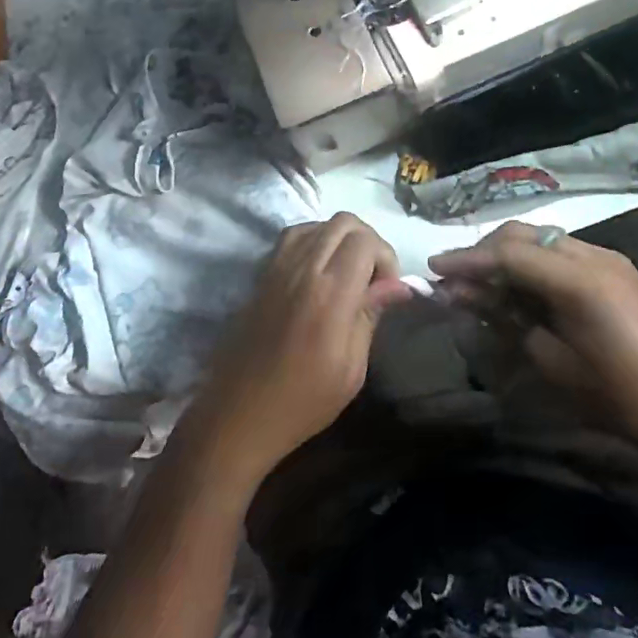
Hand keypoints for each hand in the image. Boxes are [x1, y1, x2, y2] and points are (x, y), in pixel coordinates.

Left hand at [181, 214, 413, 486]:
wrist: (238, 415)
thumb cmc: (302, 402)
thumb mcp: (351, 369)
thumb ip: (371, 314)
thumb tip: (399, 285)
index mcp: (329, 293)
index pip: (366, 241)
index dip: (386, 257)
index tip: (388, 289)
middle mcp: (302, 268)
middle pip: (343, 221)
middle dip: (368, 241)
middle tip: (372, 278)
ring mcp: (276, 267)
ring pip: (317, 224)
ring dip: (339, 239)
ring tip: (346, 274)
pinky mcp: (260, 275)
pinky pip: (292, 238)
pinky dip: (314, 242)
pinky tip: (319, 275)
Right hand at [430, 221, 637, 463]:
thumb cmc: (620, 398)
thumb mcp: (554, 362)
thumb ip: (507, 319)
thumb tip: (467, 296)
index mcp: (579, 279)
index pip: (509, 253)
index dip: (467, 260)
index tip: (433, 268)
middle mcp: (594, 255)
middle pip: (525, 234)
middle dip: (485, 251)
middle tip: (455, 278)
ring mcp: (609, 259)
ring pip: (544, 239)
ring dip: (509, 255)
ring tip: (481, 284)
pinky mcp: (618, 271)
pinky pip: (563, 254)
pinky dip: (534, 264)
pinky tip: (520, 288)